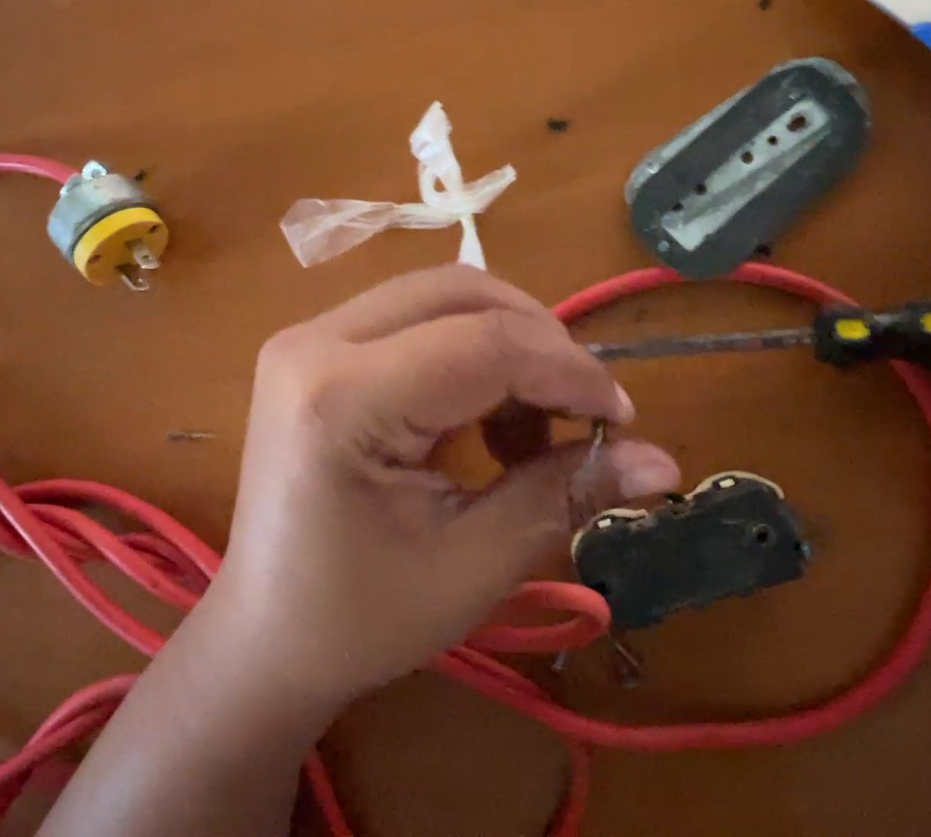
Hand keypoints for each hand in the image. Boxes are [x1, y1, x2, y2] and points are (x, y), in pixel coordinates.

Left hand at [206, 265, 680, 703]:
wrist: (265, 638)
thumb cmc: (361, 618)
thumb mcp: (474, 563)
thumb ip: (564, 492)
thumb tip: (665, 461)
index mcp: (341, 397)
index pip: (485, 343)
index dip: (569, 371)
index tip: (623, 418)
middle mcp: (314, 342)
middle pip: (461, 292)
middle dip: (540, 343)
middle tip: (583, 413)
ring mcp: (307, 338)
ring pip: (440, 296)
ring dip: (507, 345)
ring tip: (530, 432)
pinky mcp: (316, 350)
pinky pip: (415, 319)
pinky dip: (470, 354)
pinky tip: (486, 422)